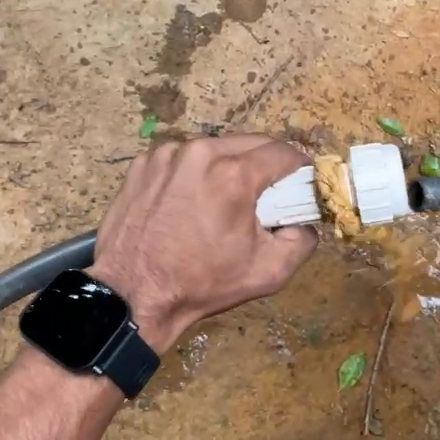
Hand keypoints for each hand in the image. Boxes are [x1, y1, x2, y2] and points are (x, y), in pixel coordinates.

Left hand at [88, 135, 317, 349]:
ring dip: (229, 165)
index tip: (300, 184)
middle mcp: (201, 152)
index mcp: (234, 175)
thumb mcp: (268, 272)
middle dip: (267, 164)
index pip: (284, 152)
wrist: (132, 296)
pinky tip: (189, 201)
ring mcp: (168, 154)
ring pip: (217, 147)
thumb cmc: (202, 285)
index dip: (300, 168)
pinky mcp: (144, 162)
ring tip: (224, 198)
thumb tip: (307, 220)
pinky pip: (183, 157)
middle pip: (251, 143)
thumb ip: (303, 240)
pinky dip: (194, 172)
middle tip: (267, 194)